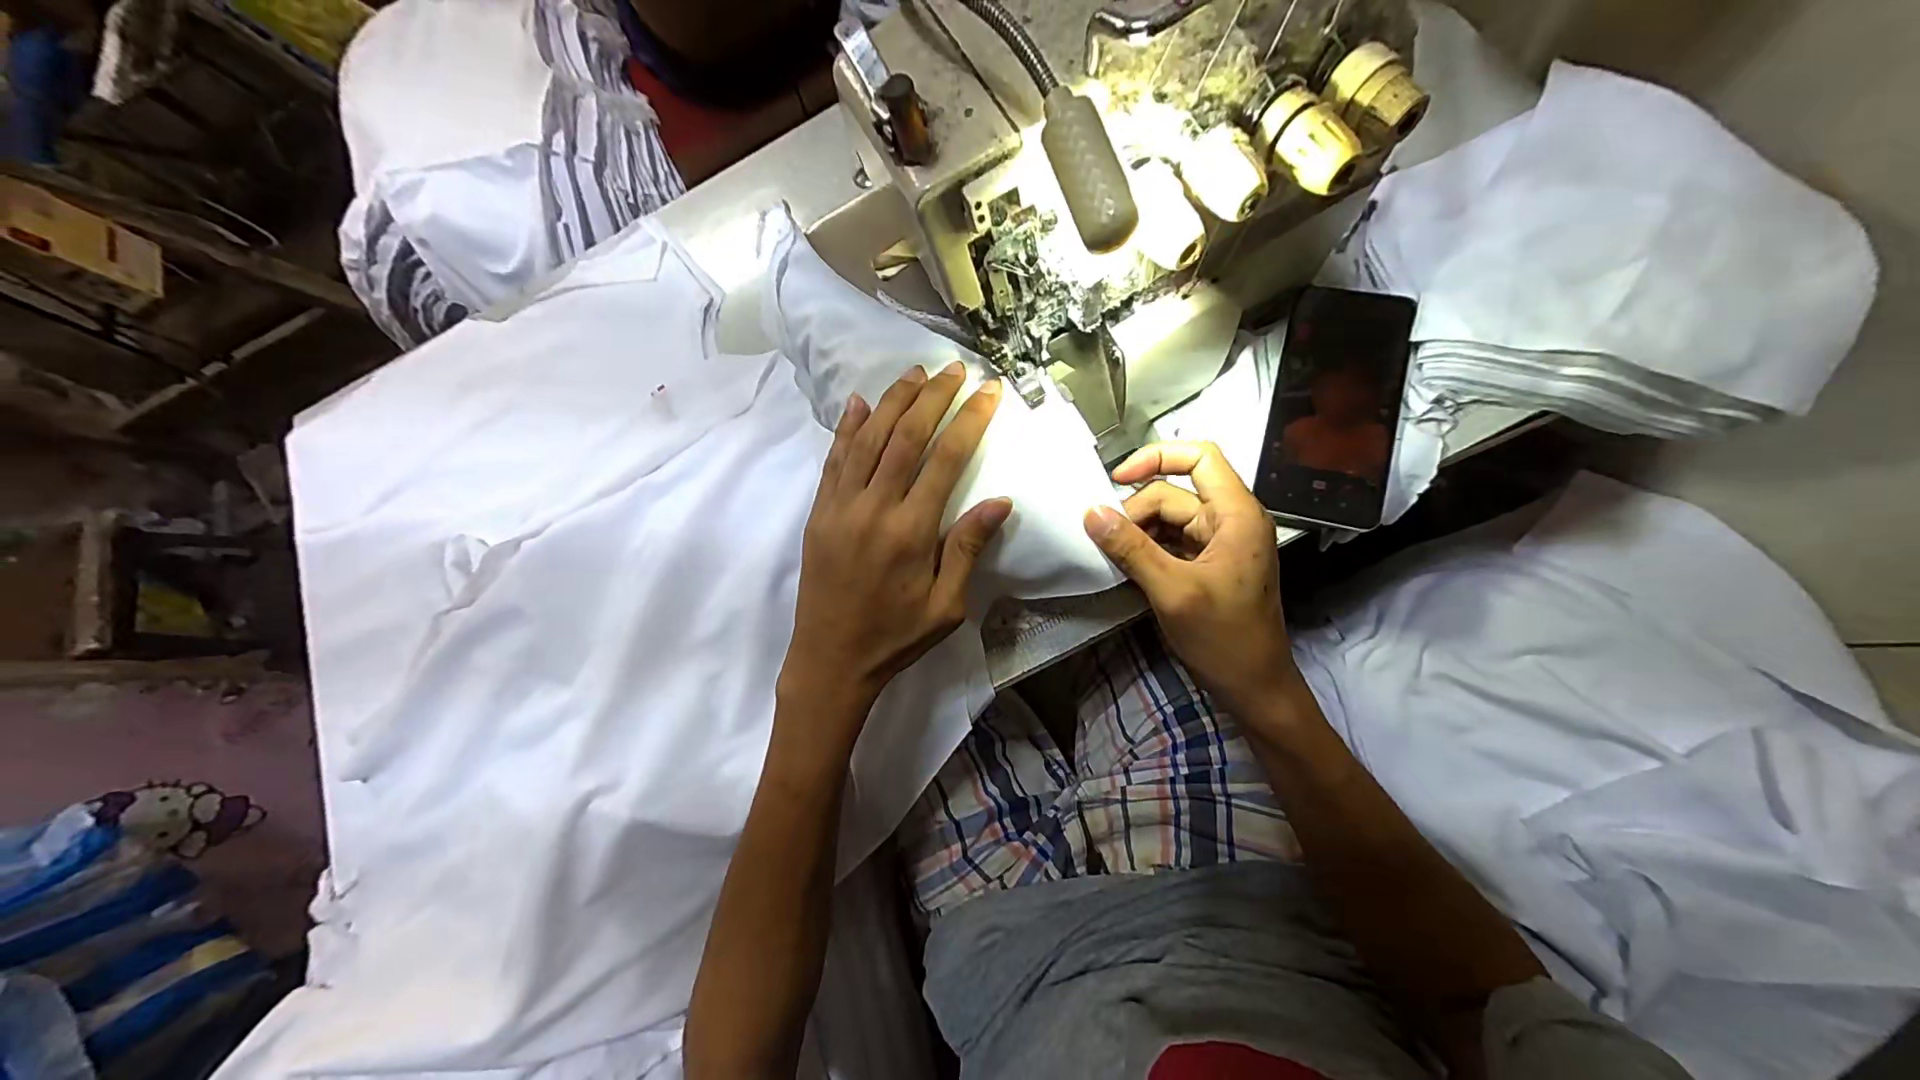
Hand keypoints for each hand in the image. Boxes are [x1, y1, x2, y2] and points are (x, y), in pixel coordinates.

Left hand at [780, 362, 1009, 744]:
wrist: (830, 659)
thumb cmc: (896, 637)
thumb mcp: (946, 606)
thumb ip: (968, 549)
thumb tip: (1000, 501)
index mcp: (911, 531)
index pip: (945, 459)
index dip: (969, 420)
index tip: (988, 392)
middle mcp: (873, 508)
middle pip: (905, 436)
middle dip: (933, 397)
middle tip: (954, 370)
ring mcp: (840, 506)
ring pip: (867, 438)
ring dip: (893, 401)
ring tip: (915, 374)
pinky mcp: (819, 512)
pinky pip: (834, 460)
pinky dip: (847, 428)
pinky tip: (859, 402)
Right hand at [1083, 441, 1302, 723]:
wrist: (1255, 687)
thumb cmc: (1223, 638)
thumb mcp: (1171, 591)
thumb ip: (1131, 548)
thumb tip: (1092, 513)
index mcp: (1236, 515)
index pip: (1199, 457)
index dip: (1156, 458)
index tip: (1116, 479)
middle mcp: (1231, 521)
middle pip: (1175, 493)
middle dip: (1137, 511)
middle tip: (1106, 541)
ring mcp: (1221, 543)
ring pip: (1170, 518)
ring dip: (1139, 533)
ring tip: (1113, 556)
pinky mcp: (1209, 564)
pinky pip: (1173, 542)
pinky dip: (1149, 549)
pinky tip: (1128, 566)